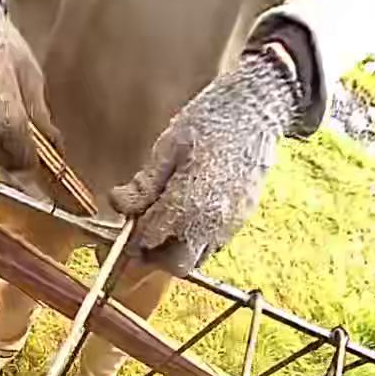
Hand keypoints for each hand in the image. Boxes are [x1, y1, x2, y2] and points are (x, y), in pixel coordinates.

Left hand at [110, 49, 303, 275]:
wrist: (256, 110)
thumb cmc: (209, 121)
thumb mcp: (168, 147)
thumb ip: (144, 184)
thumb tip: (118, 203)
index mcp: (186, 205)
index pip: (150, 239)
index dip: (133, 238)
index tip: (126, 231)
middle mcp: (208, 224)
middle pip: (176, 265)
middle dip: (157, 256)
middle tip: (146, 236)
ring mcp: (227, 226)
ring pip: (196, 260)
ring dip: (177, 251)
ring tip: (168, 226)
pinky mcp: (239, 222)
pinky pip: (212, 246)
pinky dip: (196, 241)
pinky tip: (190, 217)